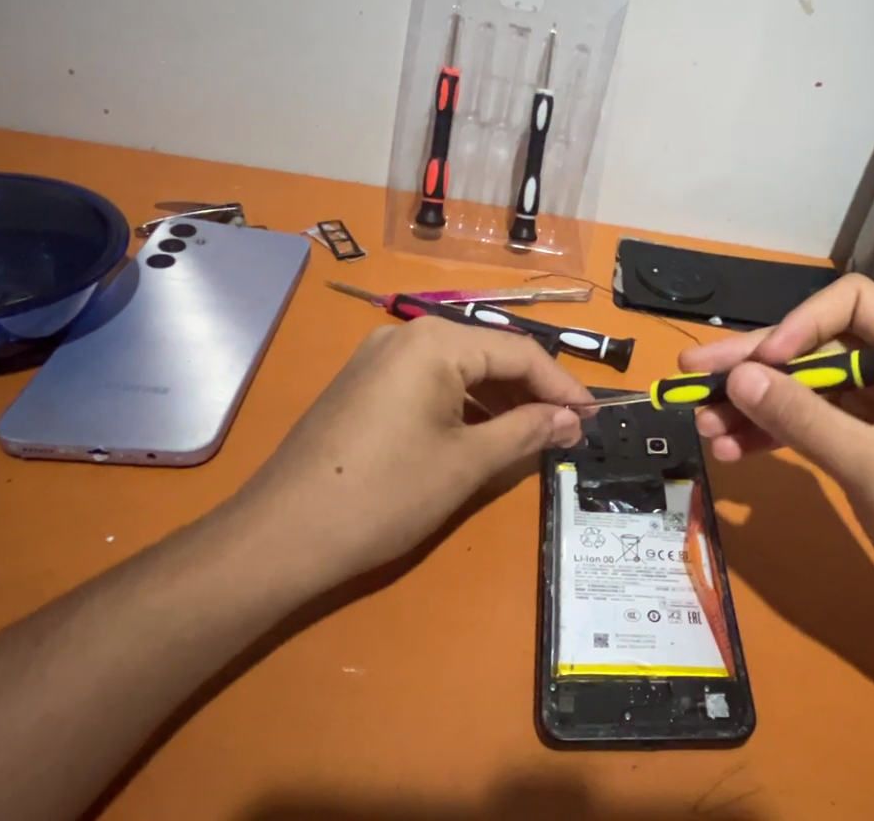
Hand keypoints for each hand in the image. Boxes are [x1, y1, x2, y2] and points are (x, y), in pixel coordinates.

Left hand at [231, 317, 591, 590]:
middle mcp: (406, 335)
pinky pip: (430, 383)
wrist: (279, 538)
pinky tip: (484, 434)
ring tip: (535, 435)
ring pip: (460, 369)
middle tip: (569, 429)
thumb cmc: (385, 495)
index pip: (520, 352)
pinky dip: (466, 405)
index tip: (594, 418)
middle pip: (490, 354)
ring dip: (501, 399)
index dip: (564, 386)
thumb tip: (572, 420)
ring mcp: (379, 359)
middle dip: (534, 392)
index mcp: (435, 342)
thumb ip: (528, 431)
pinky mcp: (363, 386)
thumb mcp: (467, 464)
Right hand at [678, 275, 873, 621]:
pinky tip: (730, 451)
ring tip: (702, 424)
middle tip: (692, 375)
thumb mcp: (872, 466)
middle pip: (816, 348)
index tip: (762, 361)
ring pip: (805, 391)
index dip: (801, 322)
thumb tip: (737, 378)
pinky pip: (809, 427)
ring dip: (755, 406)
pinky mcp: (863, 450)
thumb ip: (803, 418)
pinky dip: (772, 436)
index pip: (852, 304)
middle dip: (755, 365)